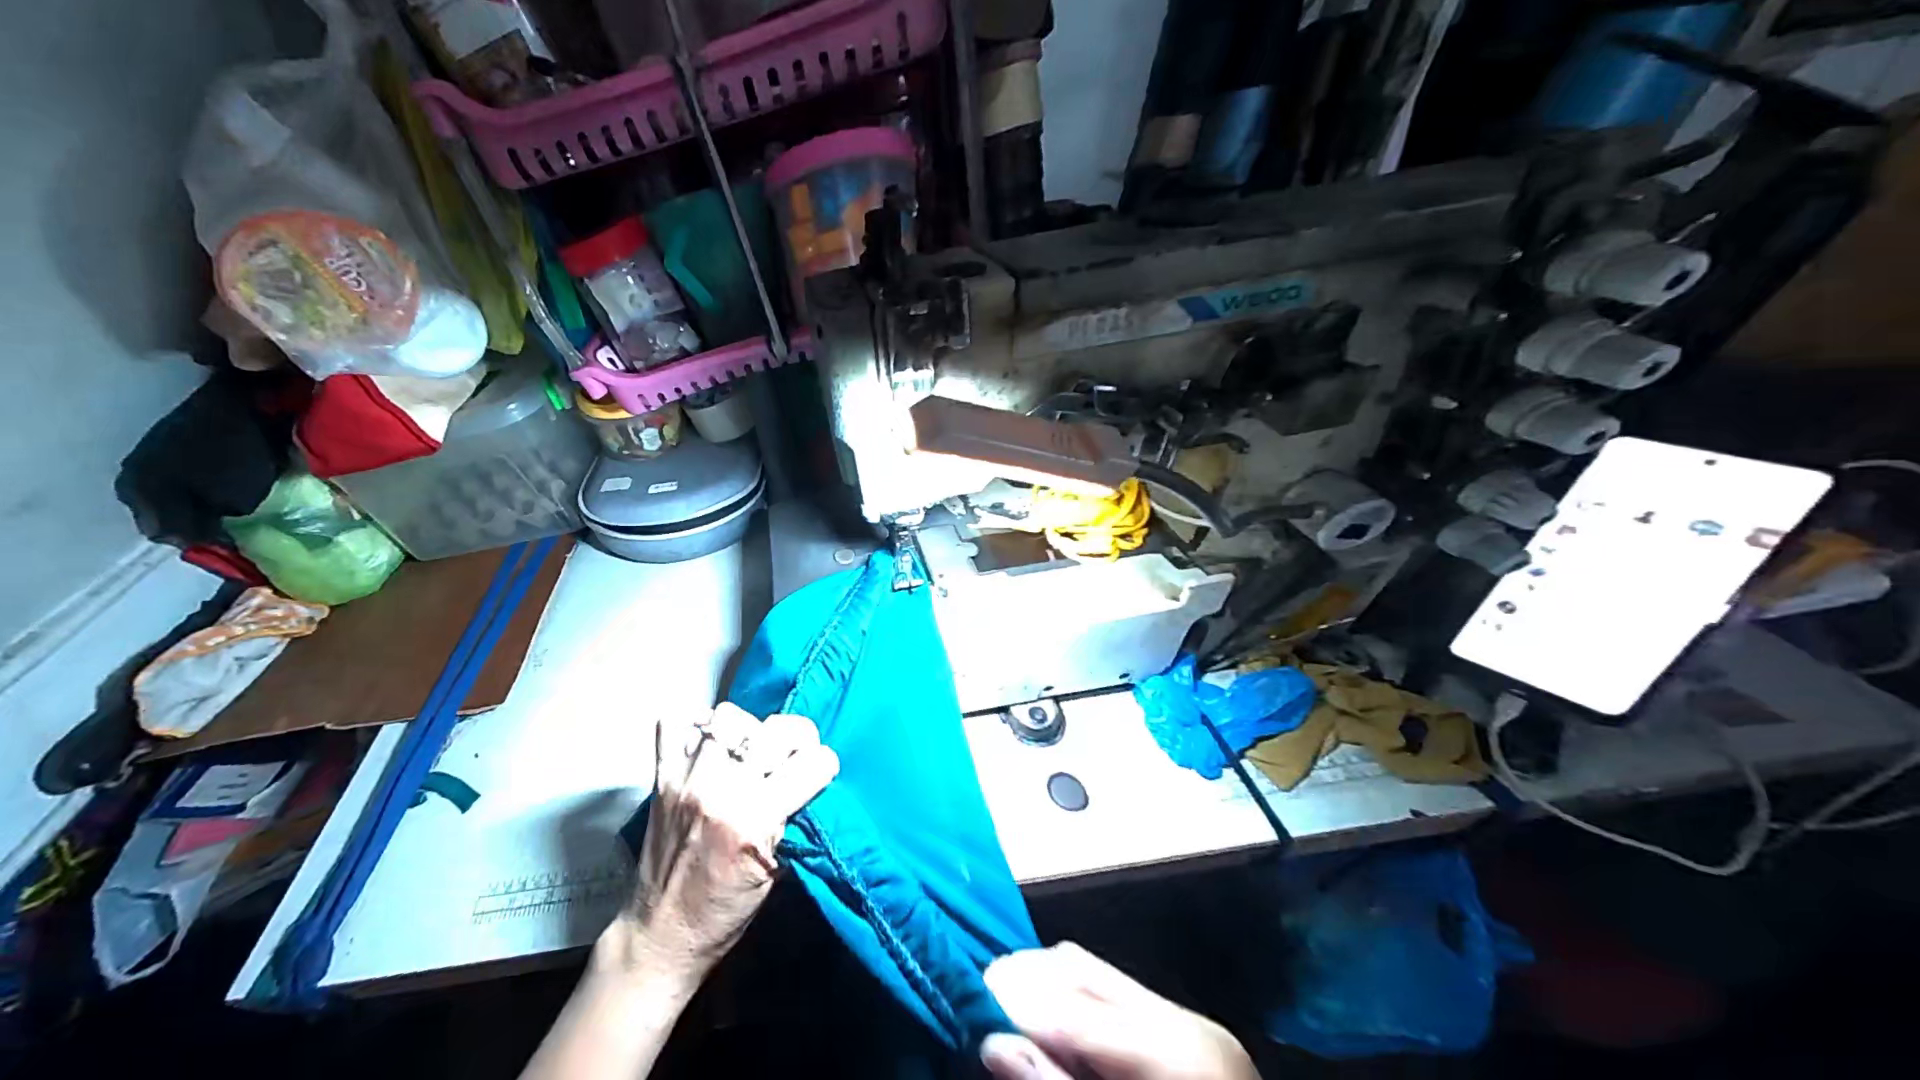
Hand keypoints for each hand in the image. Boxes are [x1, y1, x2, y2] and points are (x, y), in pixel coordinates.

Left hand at [600, 702, 838, 982]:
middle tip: (789, 760)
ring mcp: (687, 780)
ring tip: (748, 751)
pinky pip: (674, 724)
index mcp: (755, 820)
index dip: (823, 767)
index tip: (818, 775)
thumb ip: (792, 818)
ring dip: (748, 730)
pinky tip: (710, 744)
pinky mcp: (661, 779)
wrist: (660, 937)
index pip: (814, 762)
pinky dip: (694, 726)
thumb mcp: (776, 870)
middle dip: (795, 740)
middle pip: (777, 729)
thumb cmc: (724, 912)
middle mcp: (721, 790)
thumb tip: (808, 780)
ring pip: (729, 717)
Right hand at [980, 942, 1257, 1079]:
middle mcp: (1183, 1022)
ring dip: (1039, 983)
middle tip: (977, 1003)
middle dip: (1020, 979)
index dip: (1015, 1000)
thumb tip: (994, 1042)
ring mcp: (1186, 1022)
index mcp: (1180, 1056)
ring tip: (1002, 1008)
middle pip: (1078, 969)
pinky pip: (1108, 991)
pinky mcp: (1181, 1031)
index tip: (967, 1001)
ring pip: (1089, 970)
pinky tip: (1044, 1019)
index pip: (1076, 1009)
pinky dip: (1066, 999)